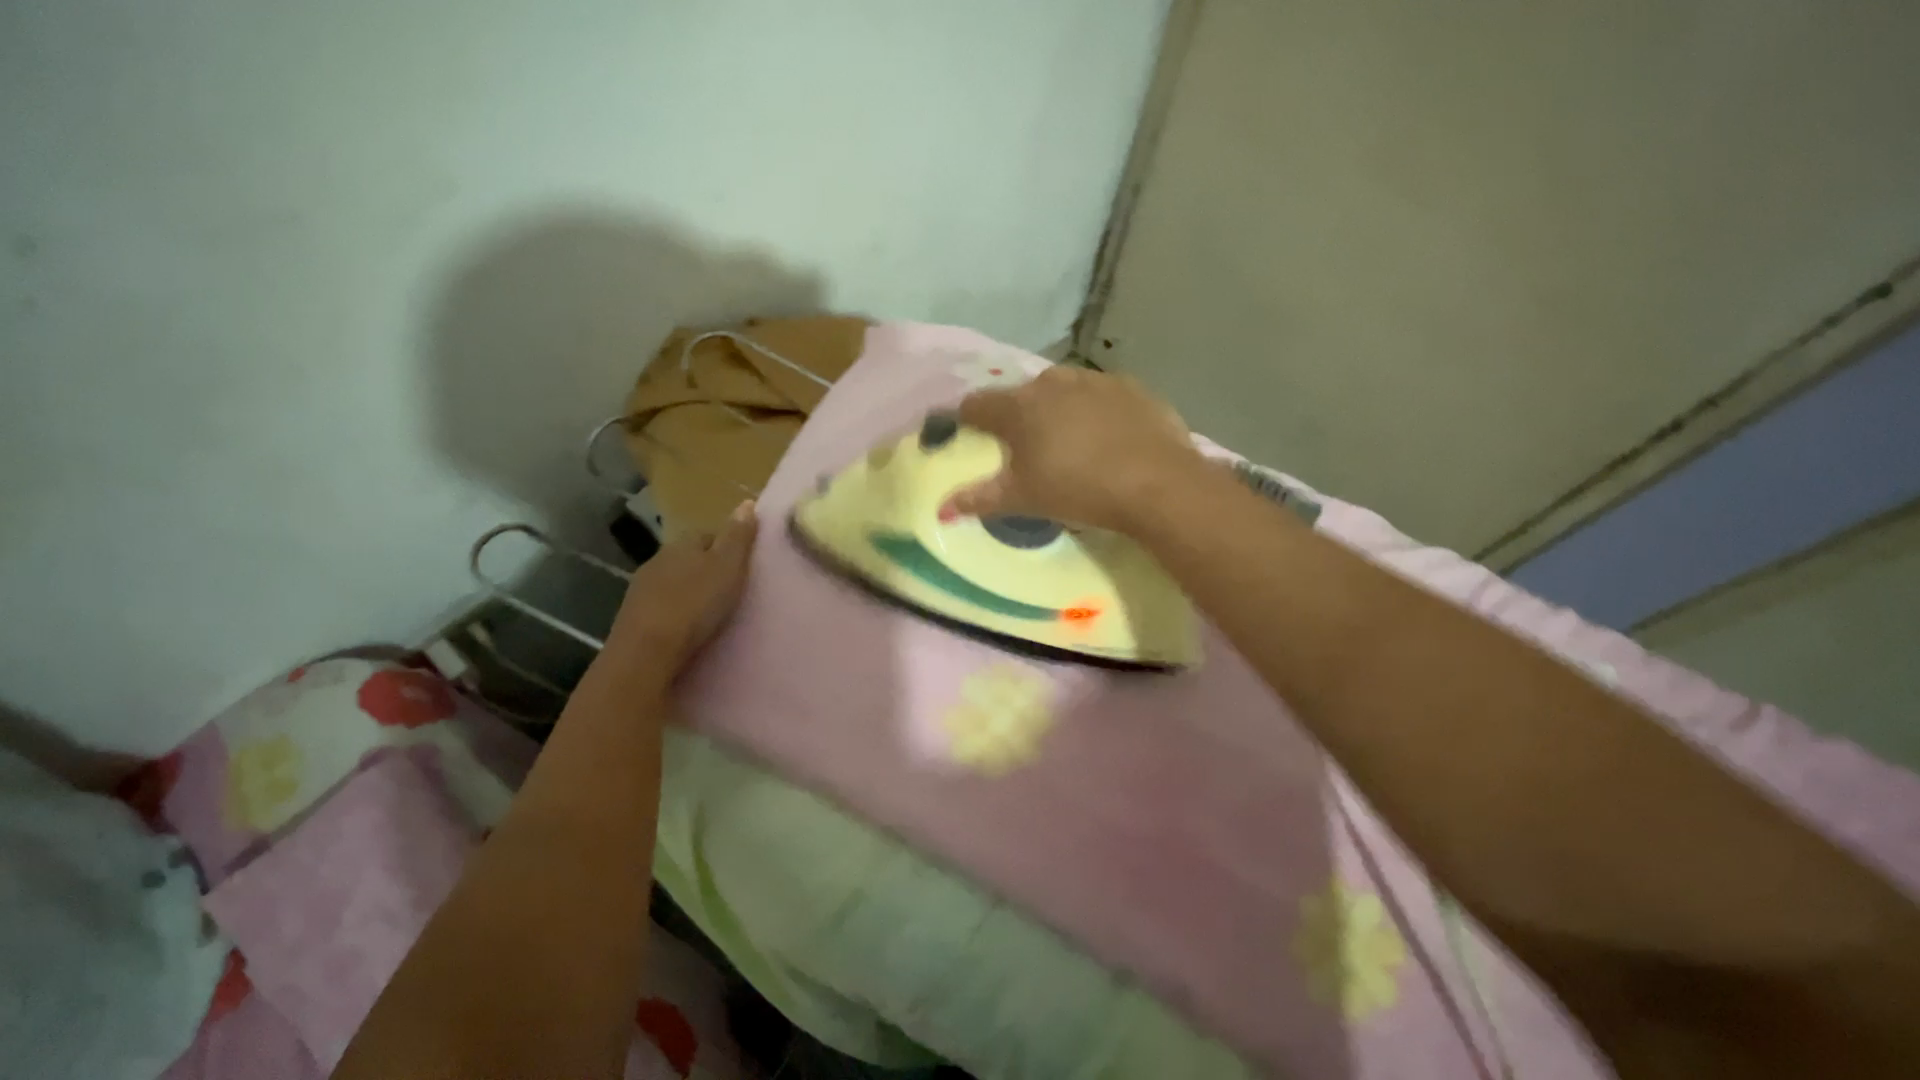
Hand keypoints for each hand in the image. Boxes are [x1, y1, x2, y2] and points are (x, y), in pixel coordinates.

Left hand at [606, 500, 757, 670]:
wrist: (647, 650)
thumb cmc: (695, 603)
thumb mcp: (728, 567)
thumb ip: (738, 537)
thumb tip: (746, 502)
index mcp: (683, 543)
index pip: (708, 535)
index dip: (726, 547)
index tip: (741, 565)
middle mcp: (659, 558)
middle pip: (688, 557)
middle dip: (705, 569)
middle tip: (728, 590)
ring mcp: (641, 587)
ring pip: (672, 581)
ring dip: (687, 591)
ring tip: (707, 611)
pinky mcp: (633, 616)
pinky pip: (660, 606)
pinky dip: (673, 611)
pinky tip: (684, 626)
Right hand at [944, 366, 1204, 531]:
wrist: (1157, 483)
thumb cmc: (1078, 490)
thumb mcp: (1024, 499)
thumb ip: (980, 499)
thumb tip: (942, 508)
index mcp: (1019, 407)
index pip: (976, 405)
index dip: (966, 420)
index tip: (967, 435)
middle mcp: (1052, 382)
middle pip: (1022, 394)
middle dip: (1018, 416)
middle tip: (1024, 447)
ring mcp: (1096, 380)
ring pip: (1064, 390)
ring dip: (1059, 409)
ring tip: (1069, 441)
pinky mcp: (1133, 388)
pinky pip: (1103, 396)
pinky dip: (1098, 412)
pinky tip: (1109, 438)